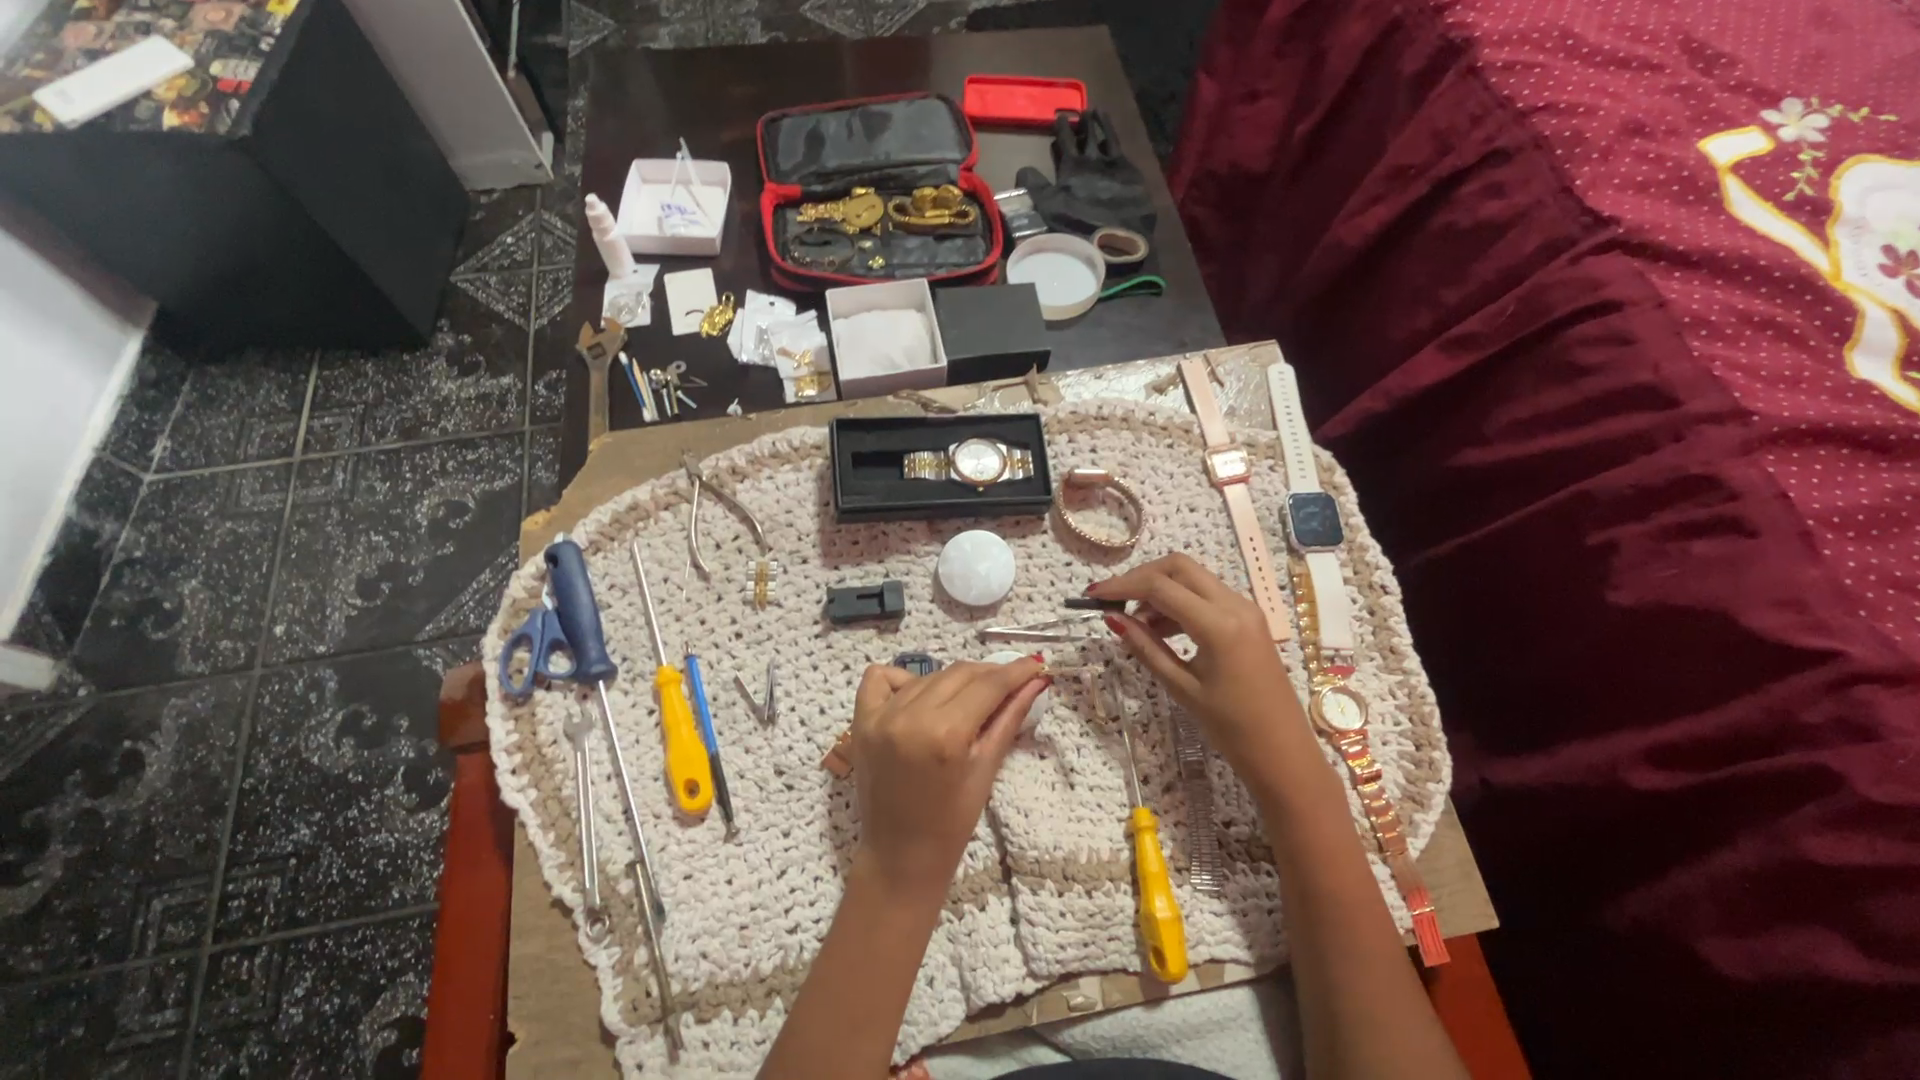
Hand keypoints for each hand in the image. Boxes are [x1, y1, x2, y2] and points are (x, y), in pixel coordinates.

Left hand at [850, 658, 1049, 901]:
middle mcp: (911, 717)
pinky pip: (880, 678)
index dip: (1016, 671)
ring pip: (928, 676)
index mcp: (946, 734)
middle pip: (959, 674)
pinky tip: (920, 696)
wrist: (899, 855)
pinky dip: (903, 679)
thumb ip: (1008, 719)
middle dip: (989, 674)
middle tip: (1010, 683)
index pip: (988, 686)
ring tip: (968, 701)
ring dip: (953, 681)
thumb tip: (1034, 682)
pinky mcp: (861, 721)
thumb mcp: (986, 770)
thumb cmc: (951, 822)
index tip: (1035, 664)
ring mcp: (881, 717)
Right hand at [1088, 554, 1314, 779]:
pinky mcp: (1248, 619)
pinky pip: (1206, 595)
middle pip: (1178, 568)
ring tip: (1134, 623)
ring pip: (1193, 578)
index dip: (1122, 587)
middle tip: (1112, 601)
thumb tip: (1112, 619)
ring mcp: (1246, 609)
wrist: (1283, 751)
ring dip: (1159, 590)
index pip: (1161, 587)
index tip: (1092, 596)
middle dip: (1140, 578)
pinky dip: (1178, 602)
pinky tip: (1159, 629)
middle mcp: (1236, 605)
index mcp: (1219, 625)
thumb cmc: (1231, 727)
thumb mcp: (1181, 687)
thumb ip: (1145, 647)